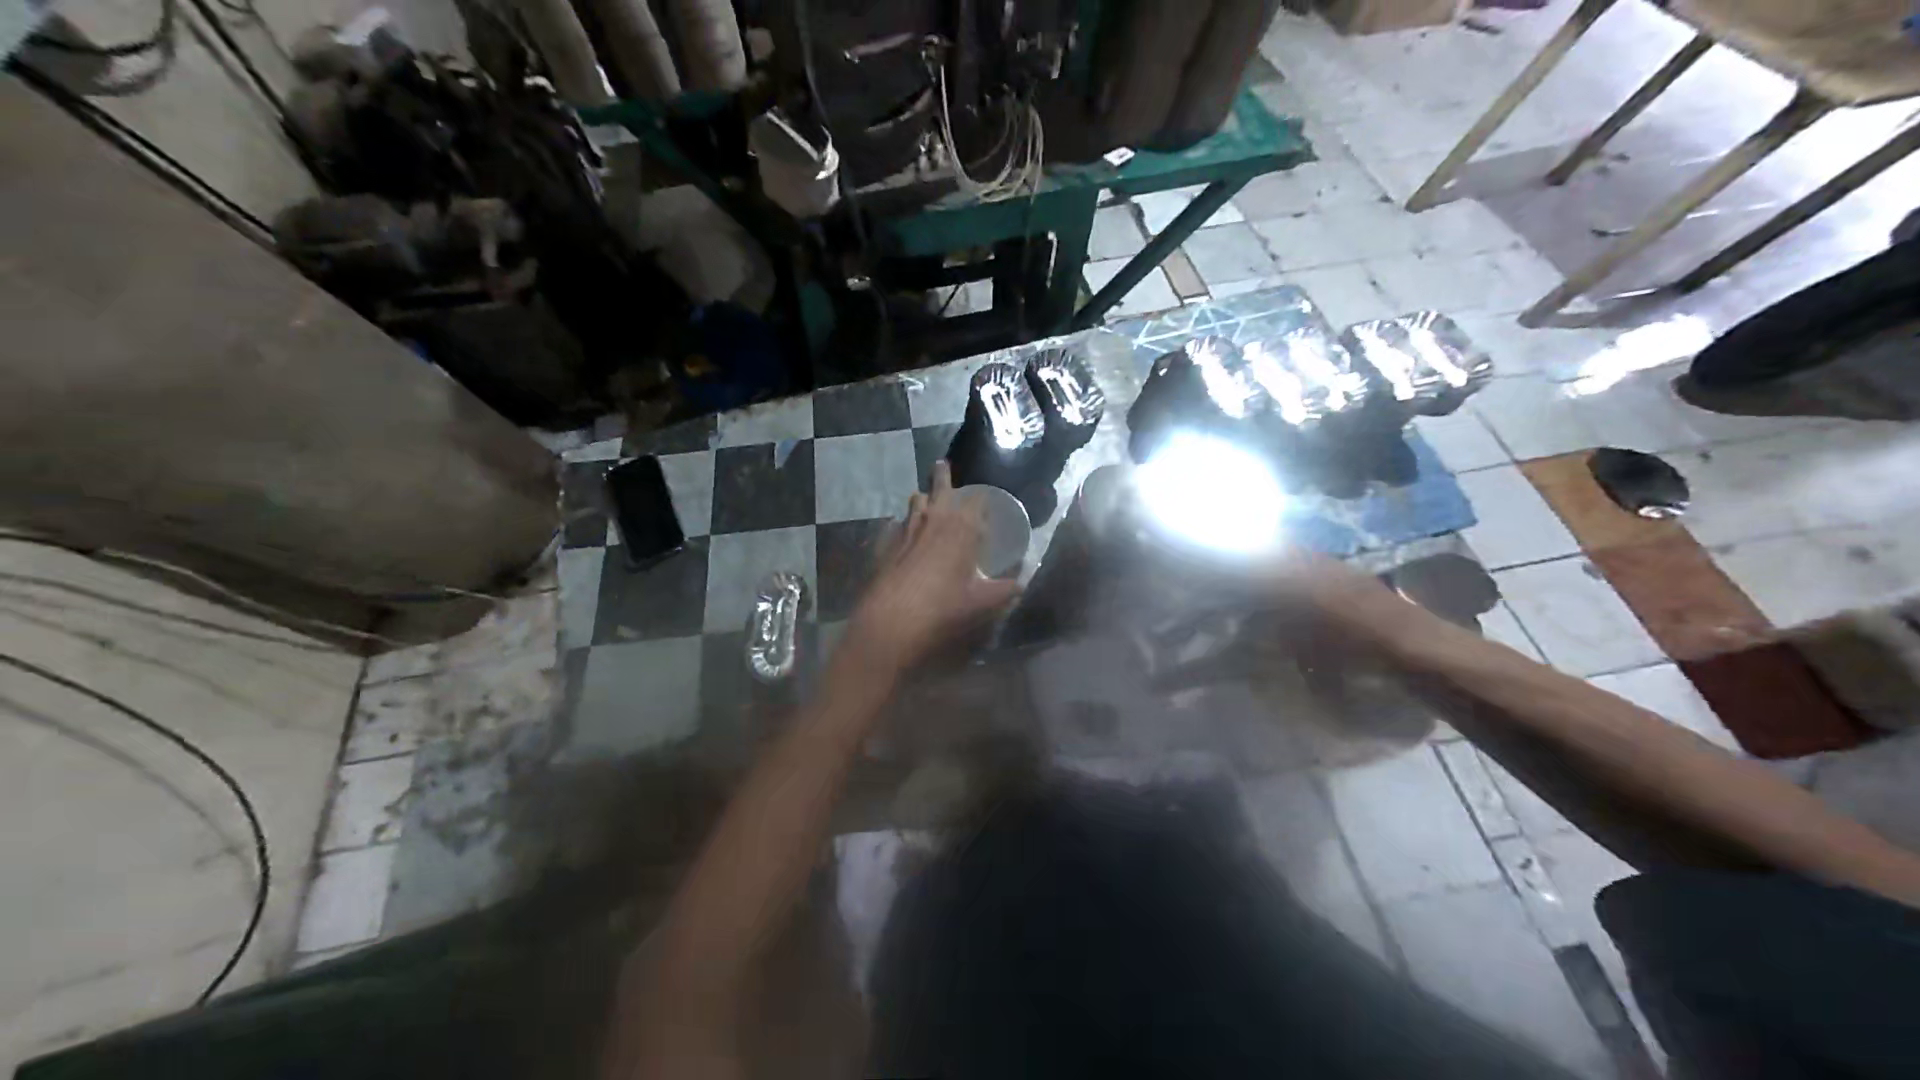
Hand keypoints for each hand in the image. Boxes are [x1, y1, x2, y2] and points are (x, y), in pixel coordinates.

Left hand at [843, 462, 1021, 673]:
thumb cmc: (944, 607)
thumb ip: (1005, 590)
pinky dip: (903, 524)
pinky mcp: (886, 543)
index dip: (982, 498)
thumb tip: (1021, 583)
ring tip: (926, 498)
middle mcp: (935, 519)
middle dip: (943, 475)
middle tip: (942, 465)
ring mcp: (907, 529)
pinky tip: (902, 533)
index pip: (977, 500)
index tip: (984, 499)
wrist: (893, 620)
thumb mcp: (982, 602)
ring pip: (916, 502)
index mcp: (962, 528)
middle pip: (940, 487)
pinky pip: (896, 524)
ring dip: (923, 498)